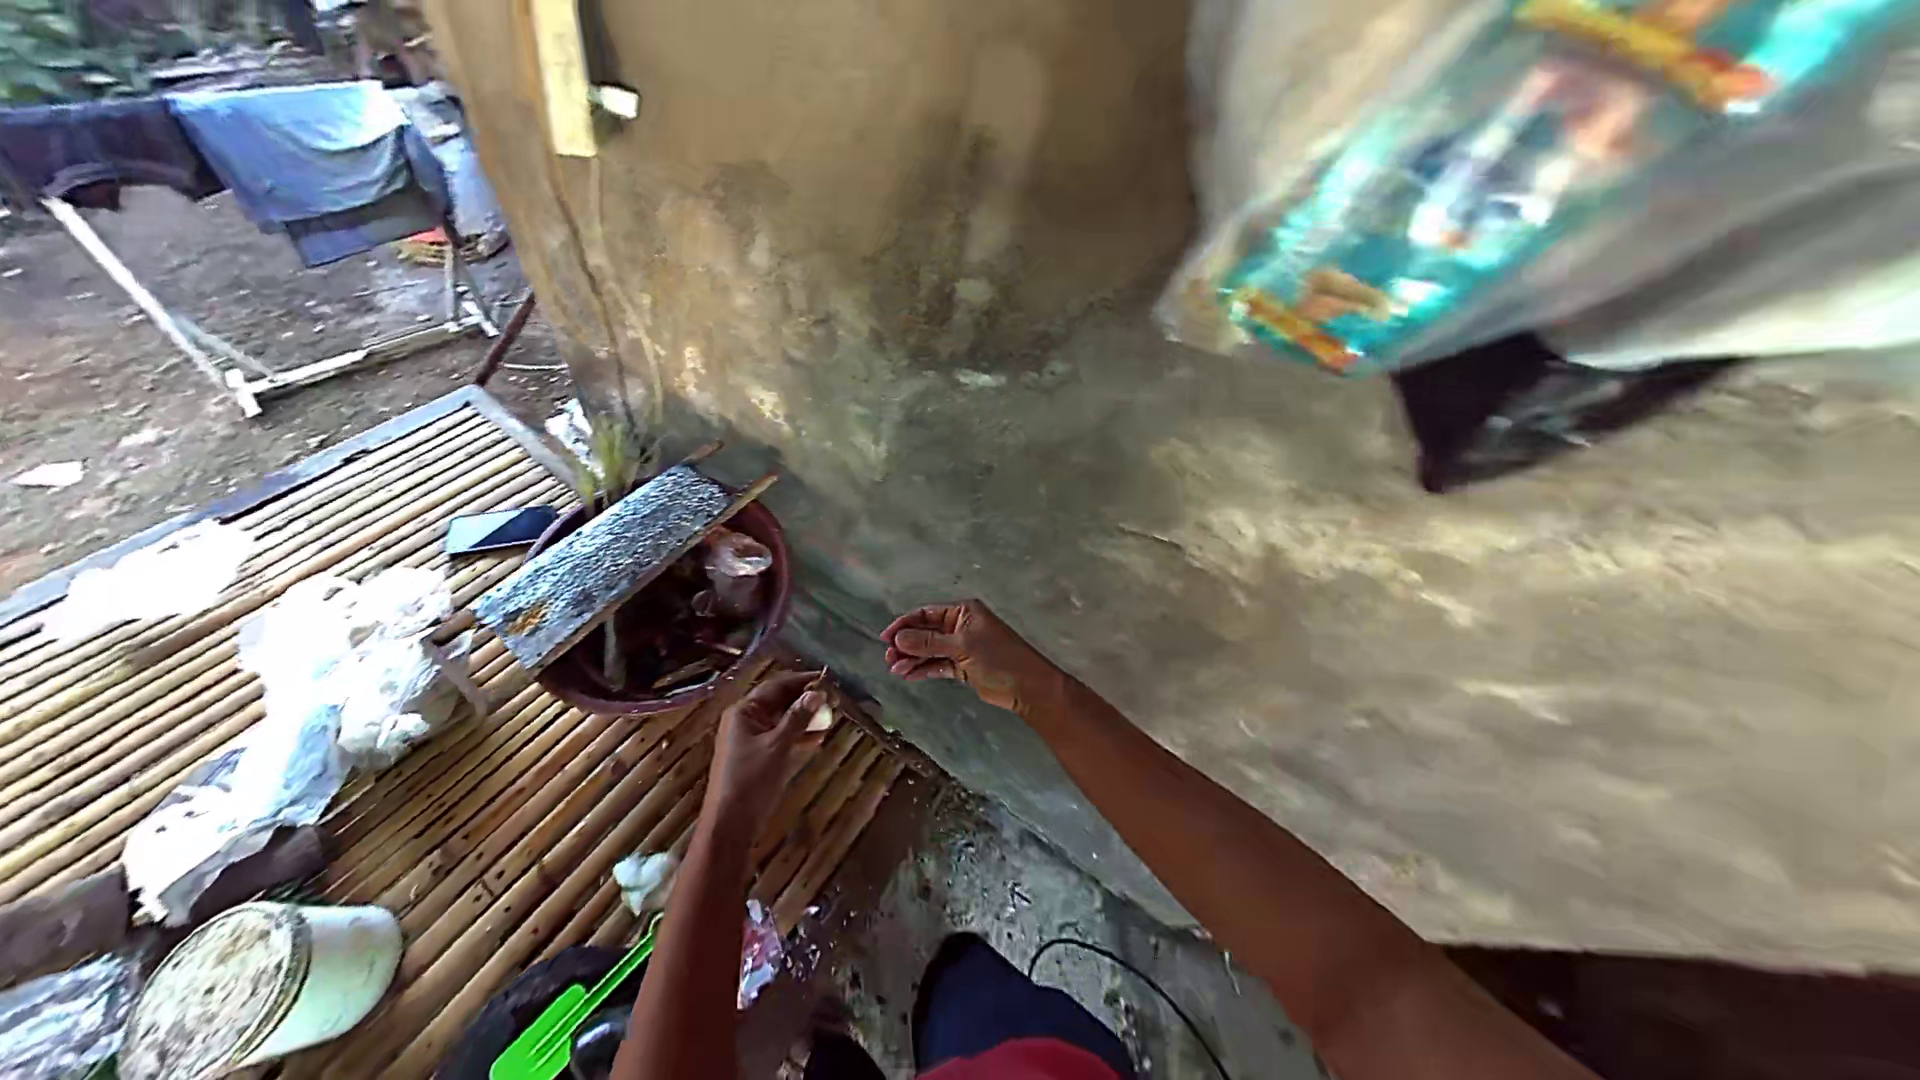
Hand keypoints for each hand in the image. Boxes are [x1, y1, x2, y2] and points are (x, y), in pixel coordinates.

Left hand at [706, 671, 825, 839]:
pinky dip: (798, 735)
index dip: (802, 681)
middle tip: (833, 697)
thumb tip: (817, 693)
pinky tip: (818, 736)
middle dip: (805, 699)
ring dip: (804, 717)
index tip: (827, 678)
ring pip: (782, 720)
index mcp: (744, 711)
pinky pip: (781, 737)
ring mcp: (750, 739)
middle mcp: (745, 720)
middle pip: (779, 701)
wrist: (731, 824)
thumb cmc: (751, 780)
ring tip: (830, 714)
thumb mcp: (778, 745)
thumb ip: (798, 717)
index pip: (776, 686)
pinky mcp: (758, 757)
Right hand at [880, 600, 1060, 714]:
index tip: (886, 637)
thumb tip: (899, 638)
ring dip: (912, 659)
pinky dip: (924, 669)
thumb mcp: (962, 646)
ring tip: (895, 669)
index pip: (927, 613)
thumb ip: (929, 642)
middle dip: (906, 644)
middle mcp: (960, 626)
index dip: (905, 624)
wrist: (1027, 687)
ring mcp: (962, 647)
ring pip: (930, 650)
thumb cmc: (999, 658)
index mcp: (964, 612)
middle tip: (888, 657)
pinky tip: (908, 675)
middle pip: (926, 632)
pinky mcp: (963, 666)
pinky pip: (938, 665)